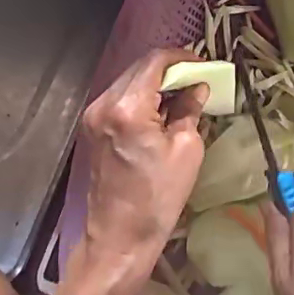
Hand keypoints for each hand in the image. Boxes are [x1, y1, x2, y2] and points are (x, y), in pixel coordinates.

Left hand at [74, 49, 206, 285]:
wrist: (119, 237)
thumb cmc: (157, 198)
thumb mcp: (186, 150)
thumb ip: (189, 110)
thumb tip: (196, 88)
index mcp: (127, 108)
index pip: (154, 62)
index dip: (181, 58)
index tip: (201, 64)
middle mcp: (104, 104)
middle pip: (139, 68)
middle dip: (169, 69)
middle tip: (196, 78)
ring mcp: (93, 115)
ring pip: (128, 82)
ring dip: (155, 83)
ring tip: (182, 94)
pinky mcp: (92, 127)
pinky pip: (119, 99)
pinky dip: (141, 98)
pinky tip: (161, 110)